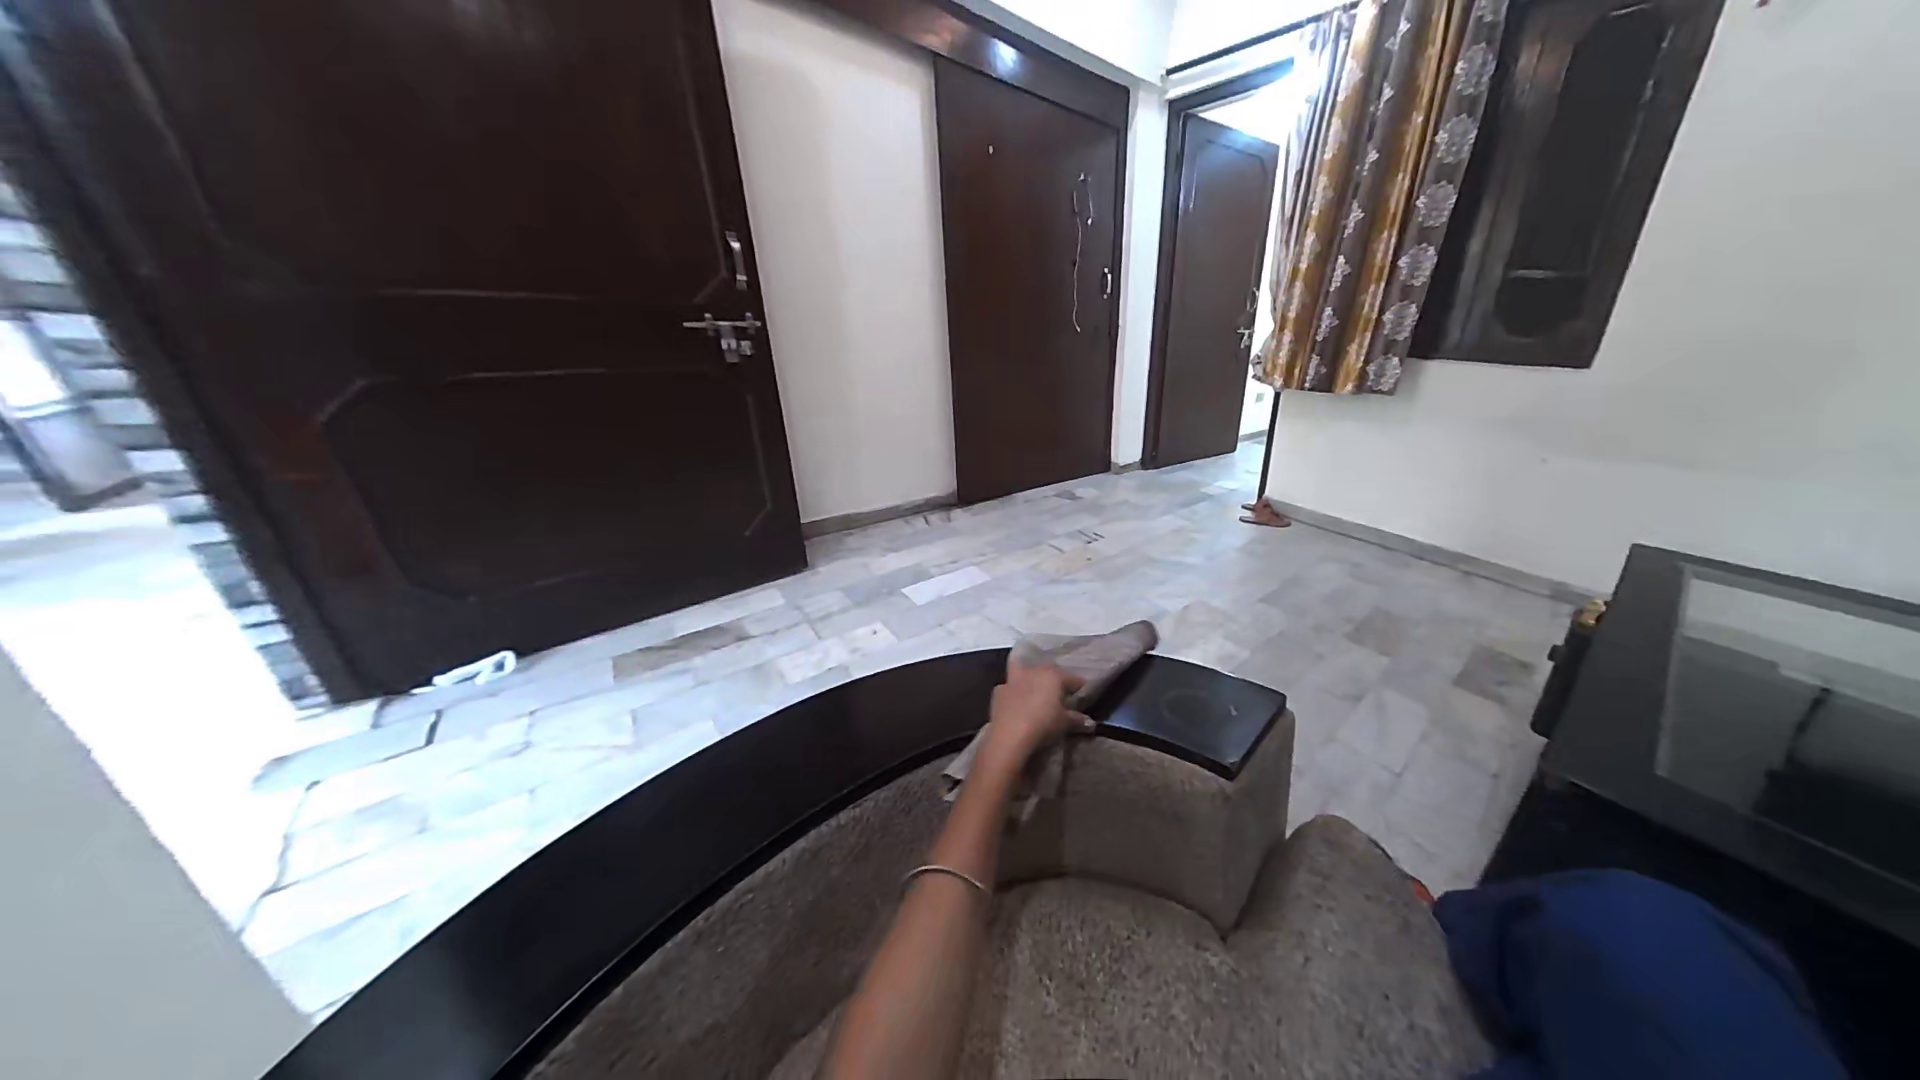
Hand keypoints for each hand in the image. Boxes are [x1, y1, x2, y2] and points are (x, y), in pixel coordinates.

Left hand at [977, 660, 1092, 776]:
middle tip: (1059, 694)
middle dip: (1055, 681)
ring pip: (1025, 672)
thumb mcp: (1064, 723)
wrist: (1010, 735)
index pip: (1073, 679)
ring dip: (1031, 679)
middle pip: (1048, 672)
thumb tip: (1090, 723)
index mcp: (1053, 676)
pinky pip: (1010, 687)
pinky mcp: (999, 690)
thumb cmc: (1043, 724)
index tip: (1083, 694)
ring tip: (1035, 692)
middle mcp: (1033, 671)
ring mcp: (1013, 679)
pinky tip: (1017, 703)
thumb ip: (1077, 720)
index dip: (1079, 687)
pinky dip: (1015, 692)